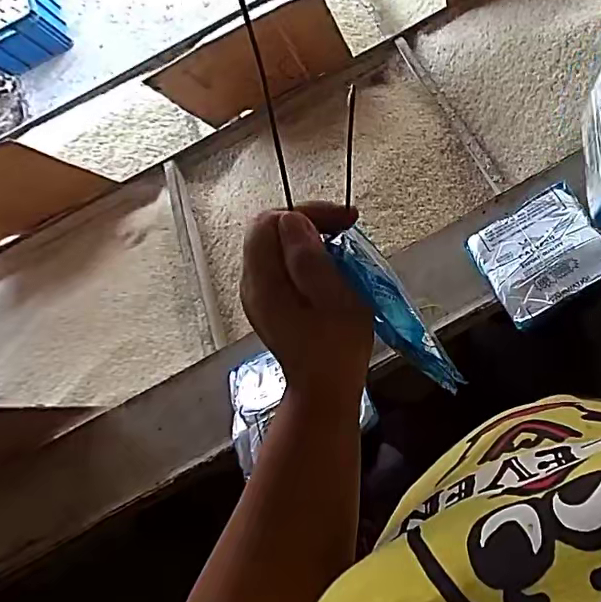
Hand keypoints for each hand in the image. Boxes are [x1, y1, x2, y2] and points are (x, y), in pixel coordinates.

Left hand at [240, 203, 372, 403]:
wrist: (325, 389)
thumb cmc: (337, 347)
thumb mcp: (334, 300)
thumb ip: (310, 258)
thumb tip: (293, 220)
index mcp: (264, 282)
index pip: (271, 222)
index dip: (308, 212)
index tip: (347, 220)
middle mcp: (252, 283)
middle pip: (269, 231)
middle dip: (309, 220)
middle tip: (347, 228)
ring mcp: (259, 294)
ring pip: (276, 246)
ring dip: (309, 237)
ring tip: (343, 245)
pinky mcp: (271, 303)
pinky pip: (283, 264)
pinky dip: (306, 255)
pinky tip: (331, 266)